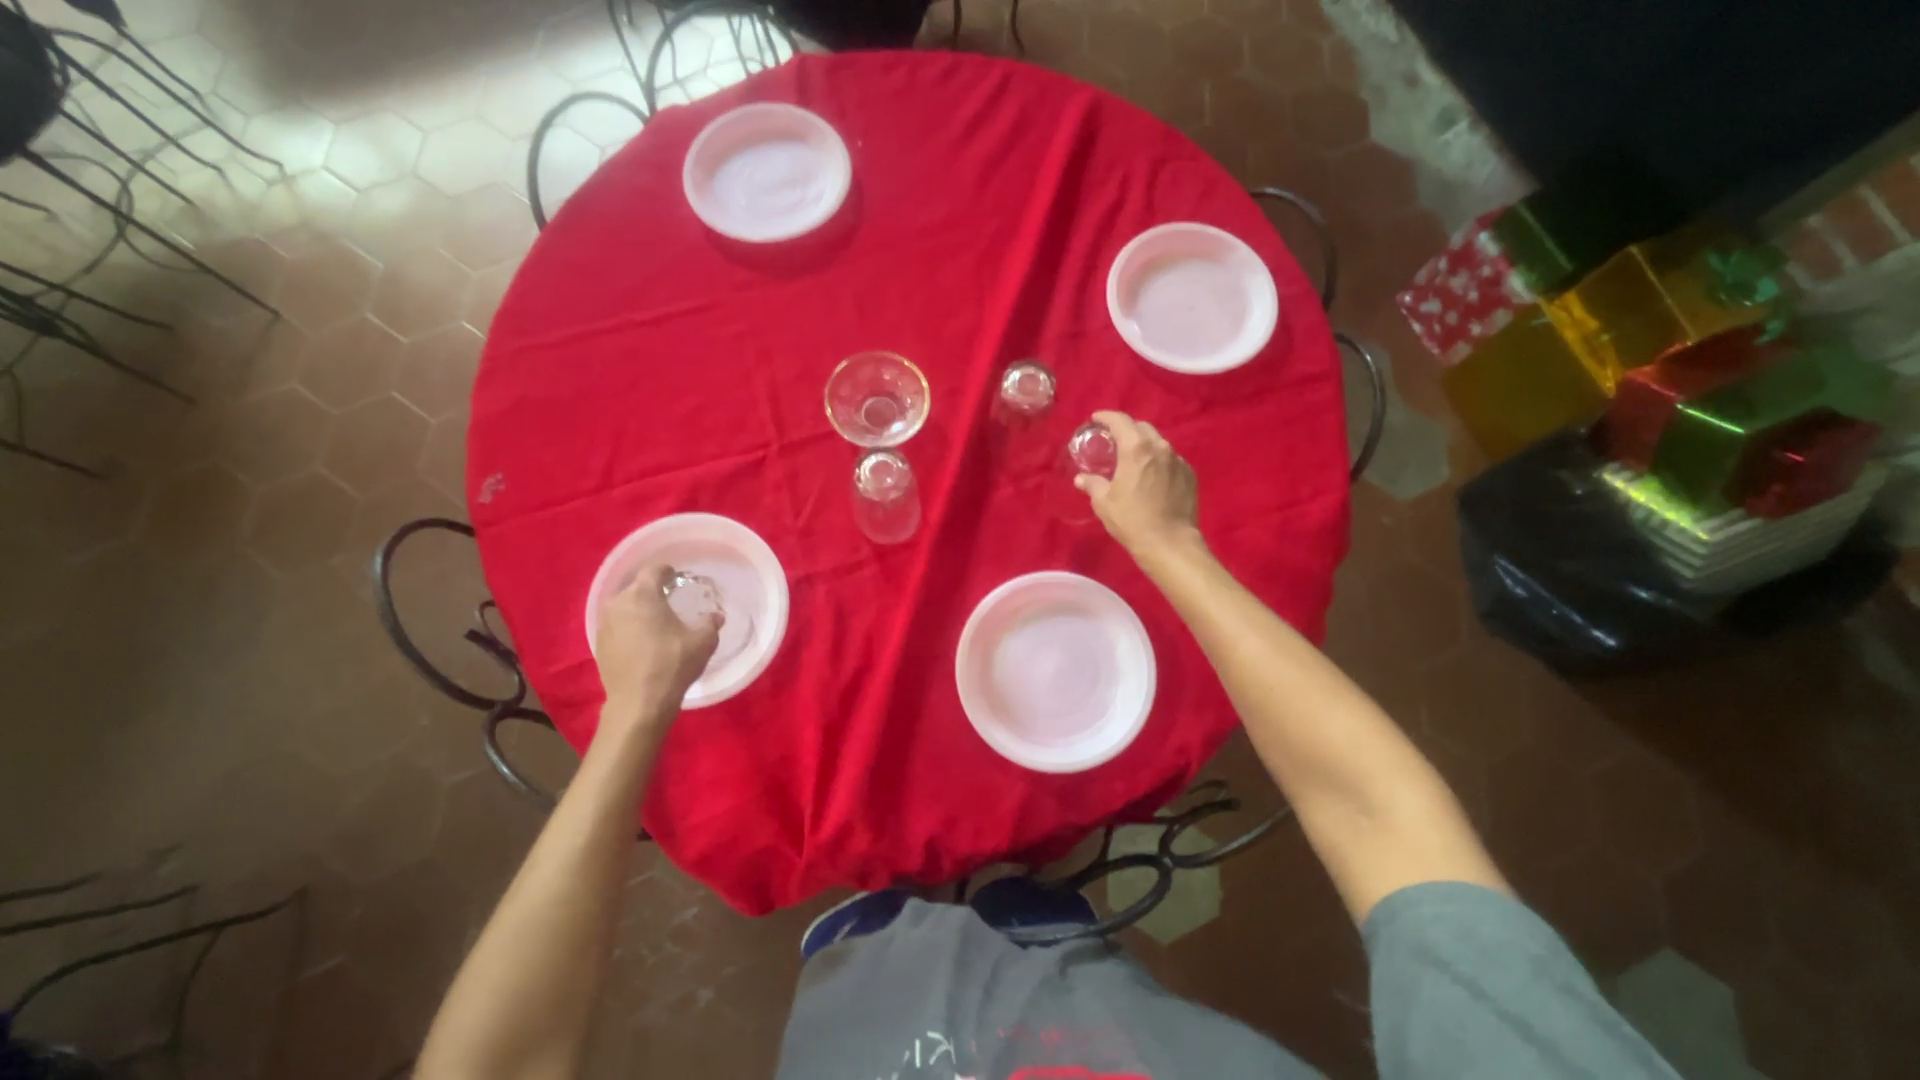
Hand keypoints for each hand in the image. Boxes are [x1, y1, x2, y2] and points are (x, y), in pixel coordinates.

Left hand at [593, 565, 721, 718]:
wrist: (638, 702)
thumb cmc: (672, 665)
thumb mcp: (702, 642)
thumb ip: (710, 623)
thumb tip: (716, 616)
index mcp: (643, 595)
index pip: (653, 570)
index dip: (667, 571)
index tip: (677, 578)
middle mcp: (619, 603)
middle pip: (636, 588)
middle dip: (652, 591)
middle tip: (669, 602)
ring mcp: (605, 624)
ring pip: (624, 607)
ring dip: (638, 610)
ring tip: (655, 623)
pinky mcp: (599, 643)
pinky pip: (617, 625)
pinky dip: (628, 627)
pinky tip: (641, 642)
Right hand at [1075, 410, 1200, 560]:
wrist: (1170, 543)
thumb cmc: (1132, 521)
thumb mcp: (1104, 503)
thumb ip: (1092, 484)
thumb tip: (1082, 478)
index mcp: (1136, 448)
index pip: (1120, 420)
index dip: (1106, 417)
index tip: (1096, 419)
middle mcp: (1160, 447)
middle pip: (1142, 427)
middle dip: (1127, 429)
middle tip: (1114, 441)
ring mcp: (1178, 460)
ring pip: (1158, 443)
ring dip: (1144, 445)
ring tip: (1133, 459)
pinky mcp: (1189, 474)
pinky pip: (1170, 459)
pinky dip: (1159, 461)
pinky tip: (1152, 477)